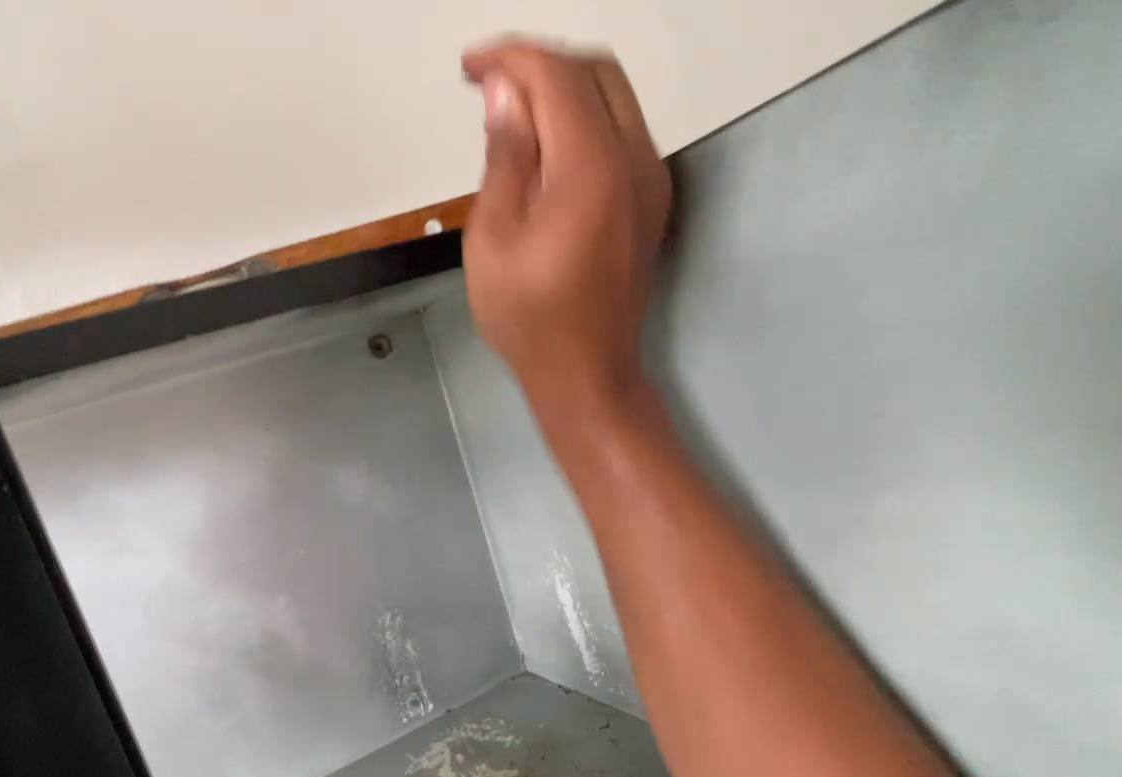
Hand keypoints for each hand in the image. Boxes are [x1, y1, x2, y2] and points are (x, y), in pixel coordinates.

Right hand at [461, 39, 671, 418]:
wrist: (587, 372)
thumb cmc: (529, 317)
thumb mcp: (494, 238)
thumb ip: (505, 156)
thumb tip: (506, 93)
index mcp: (592, 170)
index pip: (557, 76)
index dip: (510, 59)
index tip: (469, 70)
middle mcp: (636, 161)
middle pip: (595, 71)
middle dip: (539, 63)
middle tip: (489, 85)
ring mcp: (652, 180)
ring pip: (615, 96)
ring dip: (563, 88)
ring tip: (512, 112)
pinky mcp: (652, 199)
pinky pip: (623, 130)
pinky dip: (584, 117)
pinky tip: (547, 146)